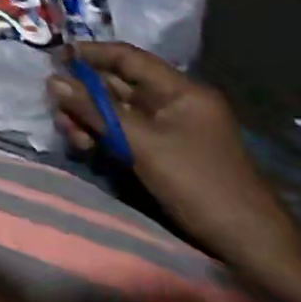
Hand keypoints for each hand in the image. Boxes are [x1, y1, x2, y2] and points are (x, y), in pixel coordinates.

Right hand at [50, 43, 300, 301]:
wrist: (248, 248)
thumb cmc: (199, 184)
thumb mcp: (141, 144)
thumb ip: (95, 109)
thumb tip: (52, 80)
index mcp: (180, 91)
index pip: (127, 57)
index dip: (89, 53)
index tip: (53, 58)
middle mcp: (173, 103)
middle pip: (116, 83)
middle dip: (82, 93)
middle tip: (56, 107)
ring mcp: (168, 129)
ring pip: (114, 109)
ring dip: (87, 116)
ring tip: (71, 134)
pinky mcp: (161, 151)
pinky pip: (122, 131)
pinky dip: (101, 134)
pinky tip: (84, 145)